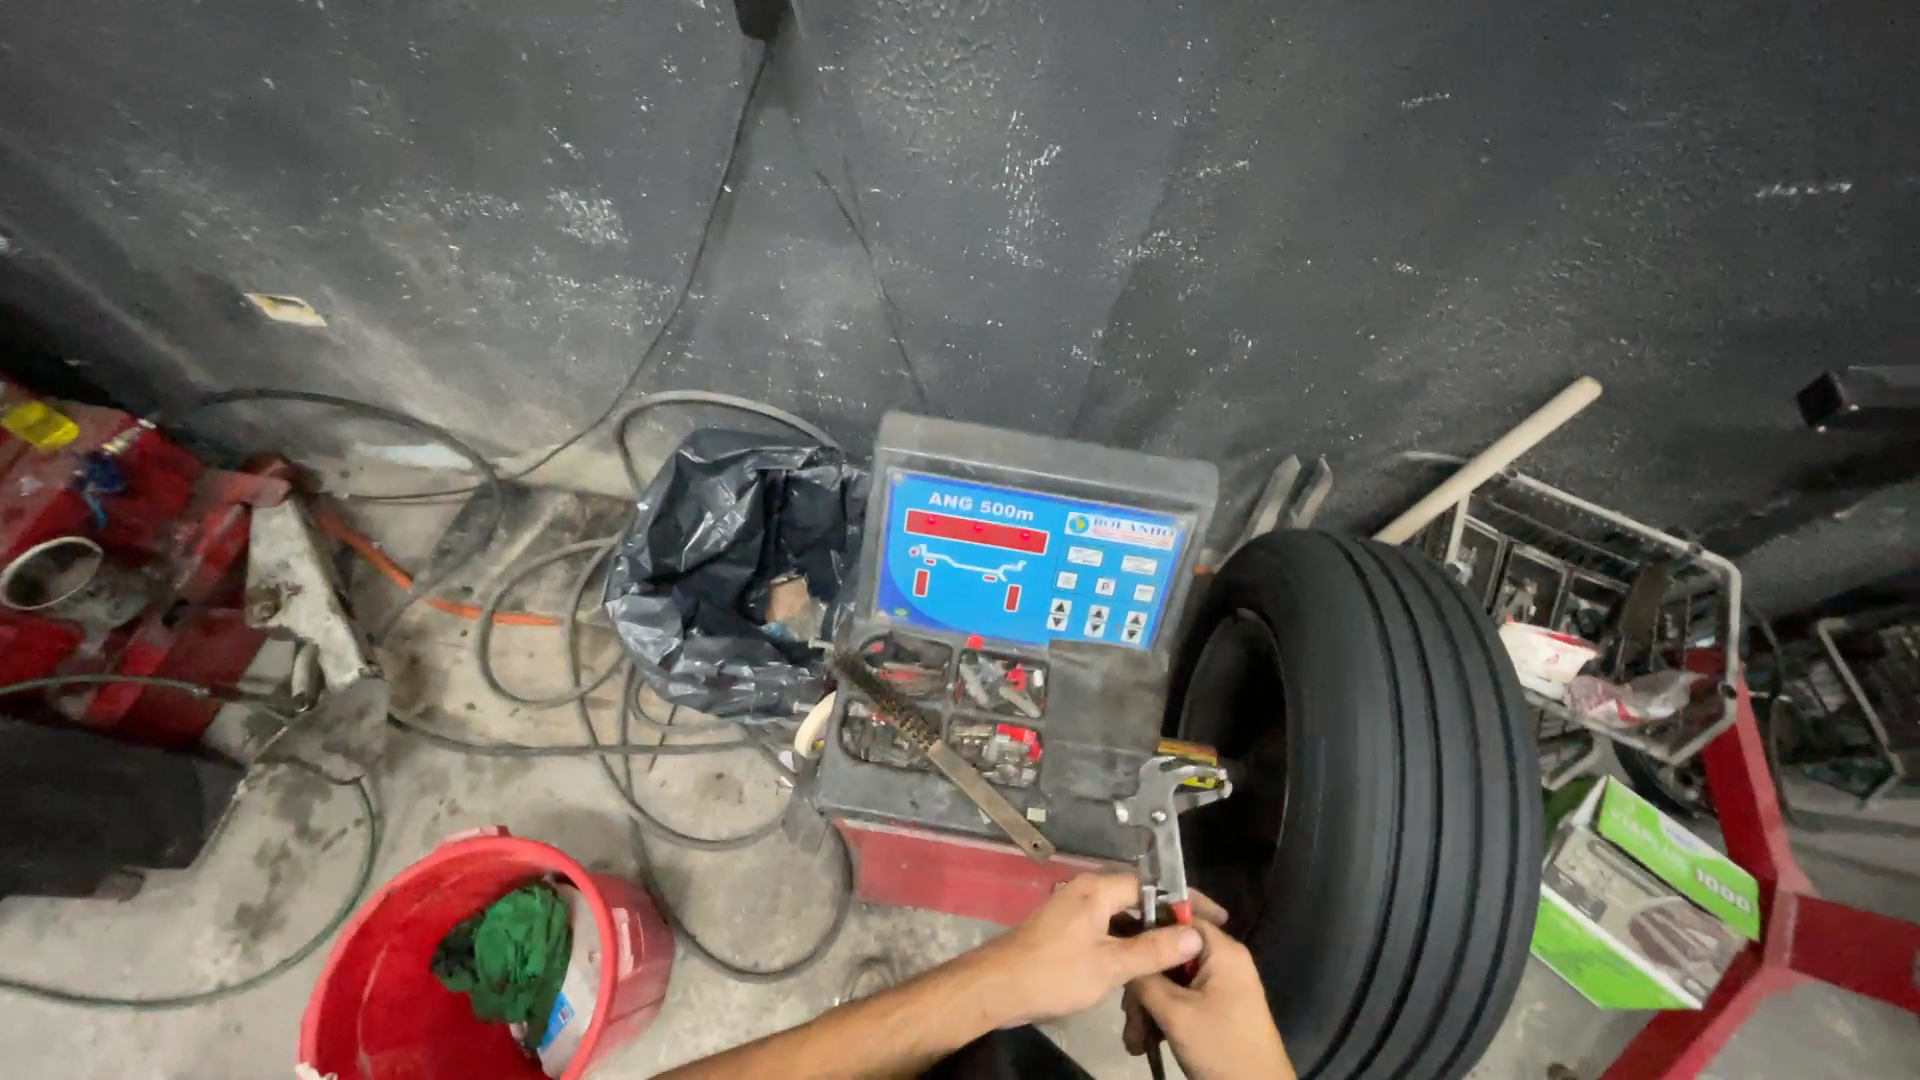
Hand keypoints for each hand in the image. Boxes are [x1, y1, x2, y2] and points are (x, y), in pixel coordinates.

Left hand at [968, 873, 1204, 1026]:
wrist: (999, 985)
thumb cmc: (1055, 972)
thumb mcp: (1110, 965)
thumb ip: (1152, 950)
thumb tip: (1194, 933)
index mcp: (1097, 889)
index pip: (1150, 884)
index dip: (1183, 899)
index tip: (1214, 916)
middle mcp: (1087, 888)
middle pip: (1136, 895)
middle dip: (1167, 914)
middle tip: (1200, 936)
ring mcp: (1075, 906)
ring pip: (1121, 911)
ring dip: (1147, 929)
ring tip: (1179, 951)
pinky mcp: (1067, 925)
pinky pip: (1107, 923)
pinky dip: (1127, 937)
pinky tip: (1143, 960)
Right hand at [1124, 920, 1294, 1079]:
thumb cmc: (1222, 1049)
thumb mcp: (1174, 1012)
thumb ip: (1144, 975)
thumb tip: (1118, 947)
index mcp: (1221, 950)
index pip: (1177, 915)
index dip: (1145, 924)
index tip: (1118, 941)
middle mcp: (1222, 960)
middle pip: (1170, 953)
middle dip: (1143, 983)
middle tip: (1127, 1014)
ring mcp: (1220, 985)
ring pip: (1171, 979)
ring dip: (1148, 1007)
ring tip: (1135, 1039)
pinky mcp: (1216, 1008)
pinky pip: (1182, 998)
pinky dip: (1163, 1017)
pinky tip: (1145, 1043)